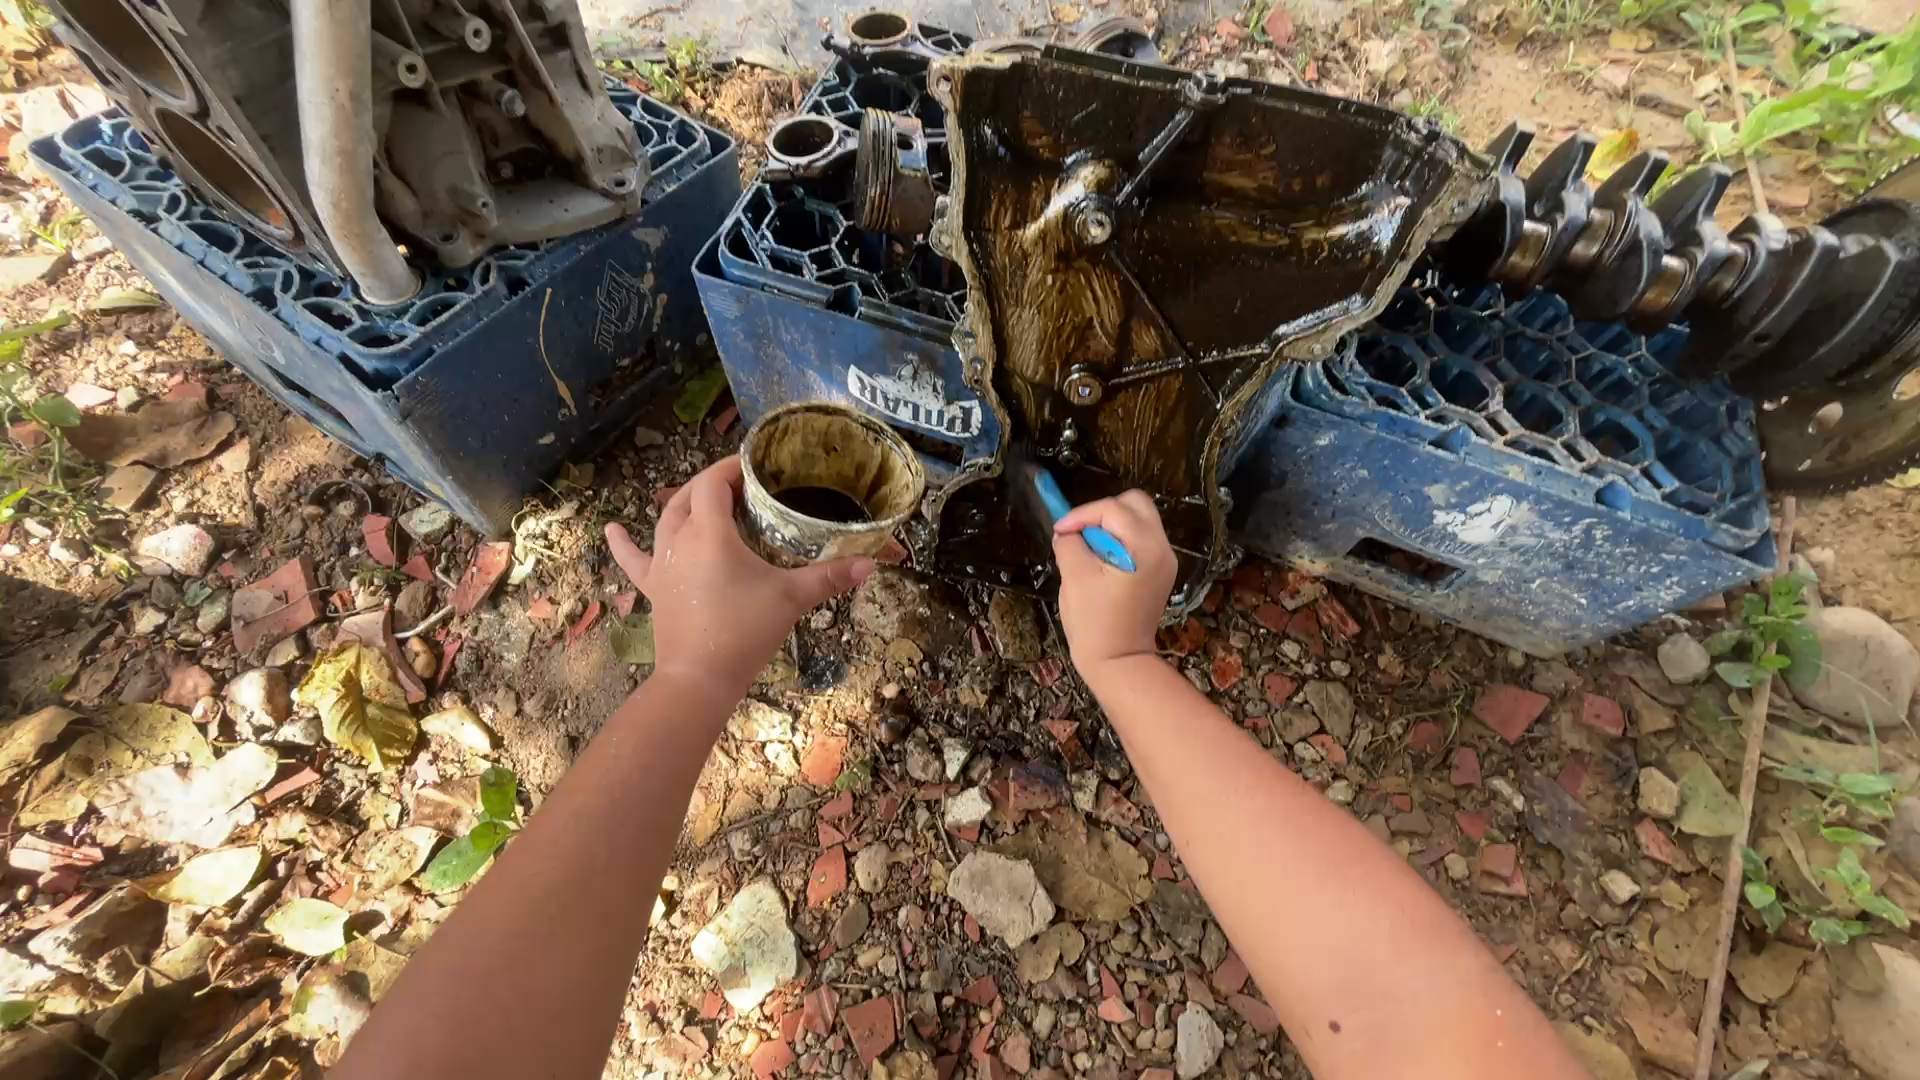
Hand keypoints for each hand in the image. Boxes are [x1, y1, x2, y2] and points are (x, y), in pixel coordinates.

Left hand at [605, 456, 873, 696]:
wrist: (700, 678)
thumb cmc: (745, 631)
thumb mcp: (791, 598)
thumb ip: (830, 577)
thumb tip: (870, 564)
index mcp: (710, 533)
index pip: (712, 482)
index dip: (731, 467)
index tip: (757, 466)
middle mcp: (679, 540)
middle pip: (688, 494)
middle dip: (713, 483)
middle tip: (744, 487)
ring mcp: (662, 564)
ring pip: (665, 519)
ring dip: (683, 502)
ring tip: (703, 496)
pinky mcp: (654, 588)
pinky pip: (634, 560)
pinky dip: (622, 543)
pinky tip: (612, 529)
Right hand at [1051, 490, 1177, 675]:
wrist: (1119, 661)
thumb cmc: (1094, 621)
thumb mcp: (1074, 576)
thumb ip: (1070, 543)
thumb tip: (1068, 532)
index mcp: (1145, 547)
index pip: (1113, 509)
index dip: (1082, 515)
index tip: (1060, 531)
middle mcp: (1162, 548)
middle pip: (1135, 504)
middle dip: (1103, 512)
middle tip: (1080, 534)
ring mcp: (1164, 561)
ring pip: (1138, 520)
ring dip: (1111, 526)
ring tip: (1088, 550)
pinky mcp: (1159, 572)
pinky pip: (1140, 540)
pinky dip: (1119, 541)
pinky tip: (1101, 562)